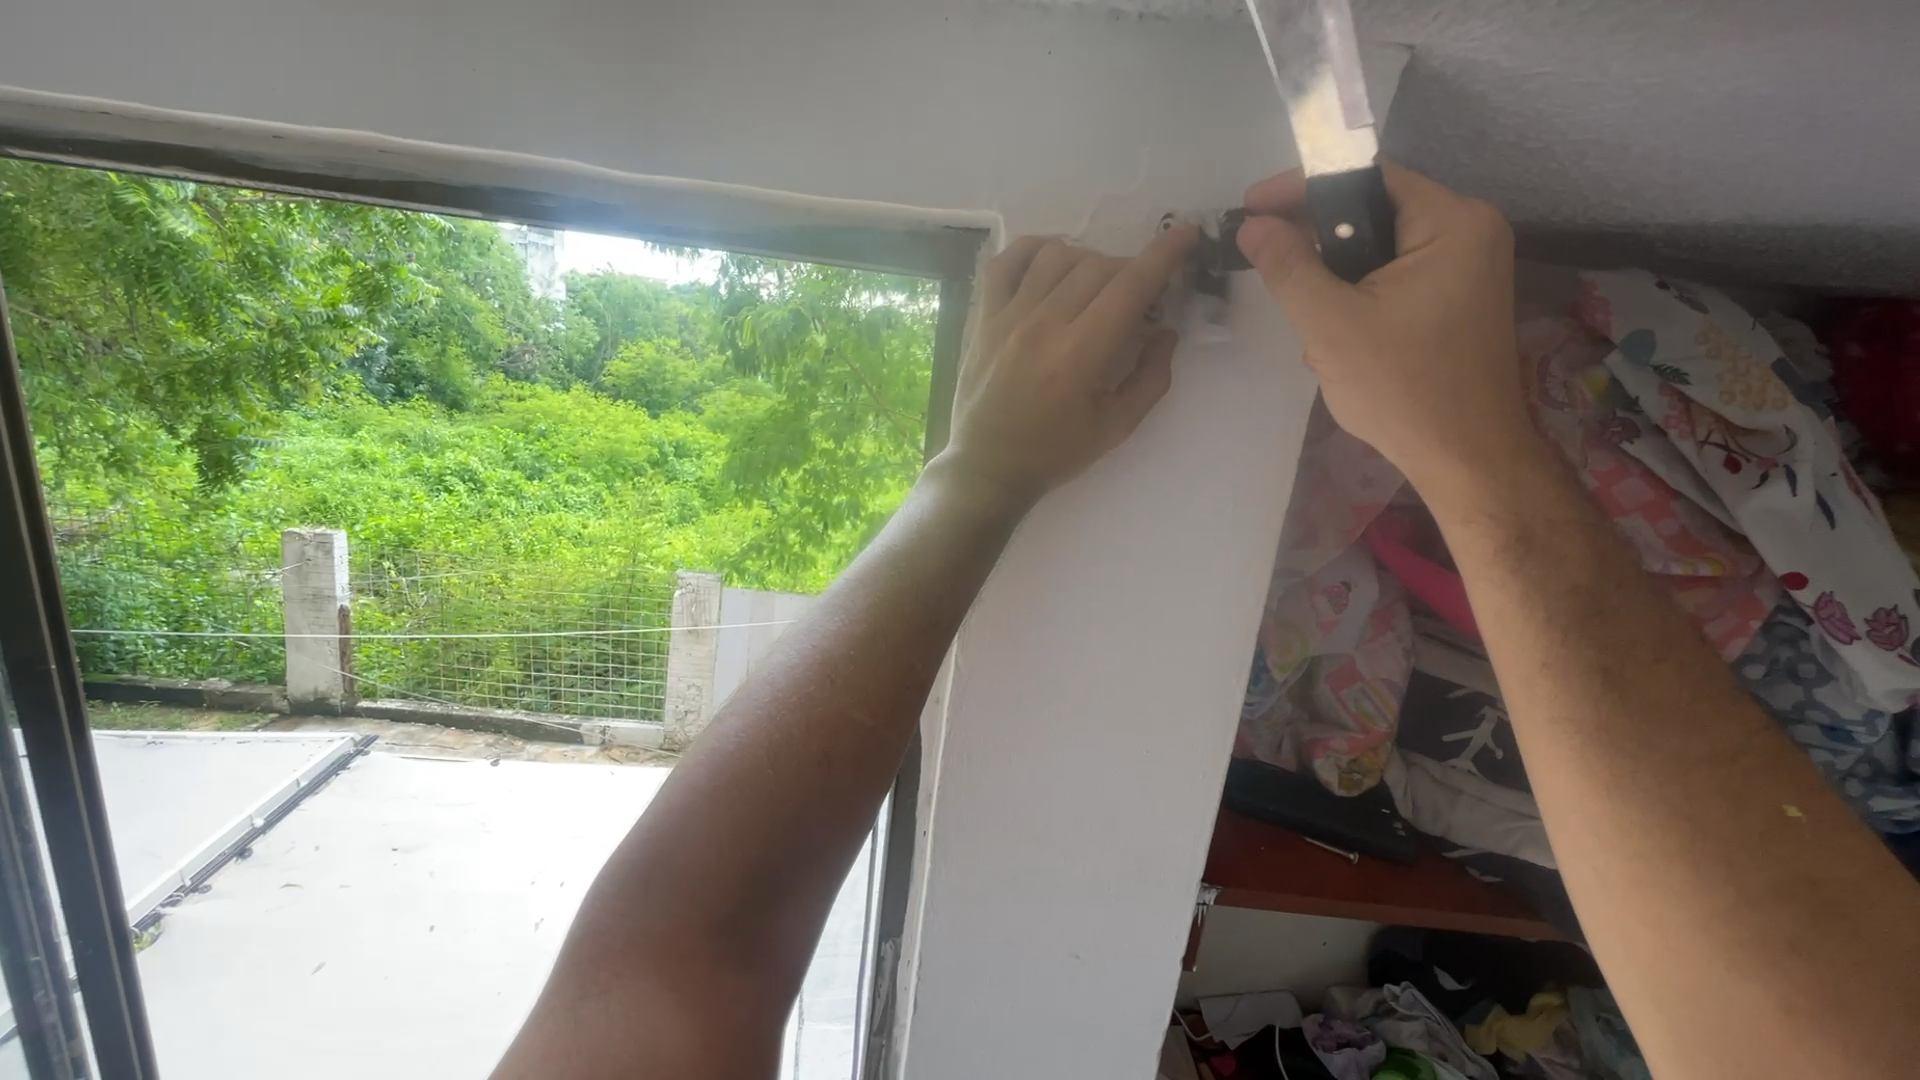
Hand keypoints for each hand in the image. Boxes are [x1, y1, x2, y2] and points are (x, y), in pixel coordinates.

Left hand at [936, 226, 1198, 503]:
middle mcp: (1044, 325)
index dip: (1164, 254)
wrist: (989, 468)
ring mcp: (1008, 318)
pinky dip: (1032, 250)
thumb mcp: (1116, 427)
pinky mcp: (983, 320)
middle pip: (1098, 267)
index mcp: (1081, 354)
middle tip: (1136, 295)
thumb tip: (1166, 330)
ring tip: (1095, 284)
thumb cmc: (1056, 453)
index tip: (1185, 235)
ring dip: (1088, 259)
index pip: (1130, 285)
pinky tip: (1050, 262)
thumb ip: (1151, 377)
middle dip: (1130, 269)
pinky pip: (1005, 264)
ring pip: (1056, 256)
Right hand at [1236, 164, 1527, 487]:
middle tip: (1265, 259)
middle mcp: (1468, 234)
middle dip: (1316, 241)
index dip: (1303, 187)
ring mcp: (1465, 271)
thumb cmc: (1402, 386)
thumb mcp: (1330, 324)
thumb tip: (1252, 227)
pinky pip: (1392, 281)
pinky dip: (1356, 299)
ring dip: (1332, 277)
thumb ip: (1289, 268)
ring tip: (1302, 315)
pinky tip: (1333, 339)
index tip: (1252, 207)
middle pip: (1372, 214)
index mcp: (1451, 223)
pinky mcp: (1454, 304)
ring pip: (1377, 252)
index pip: (1366, 178)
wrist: (1462, 455)